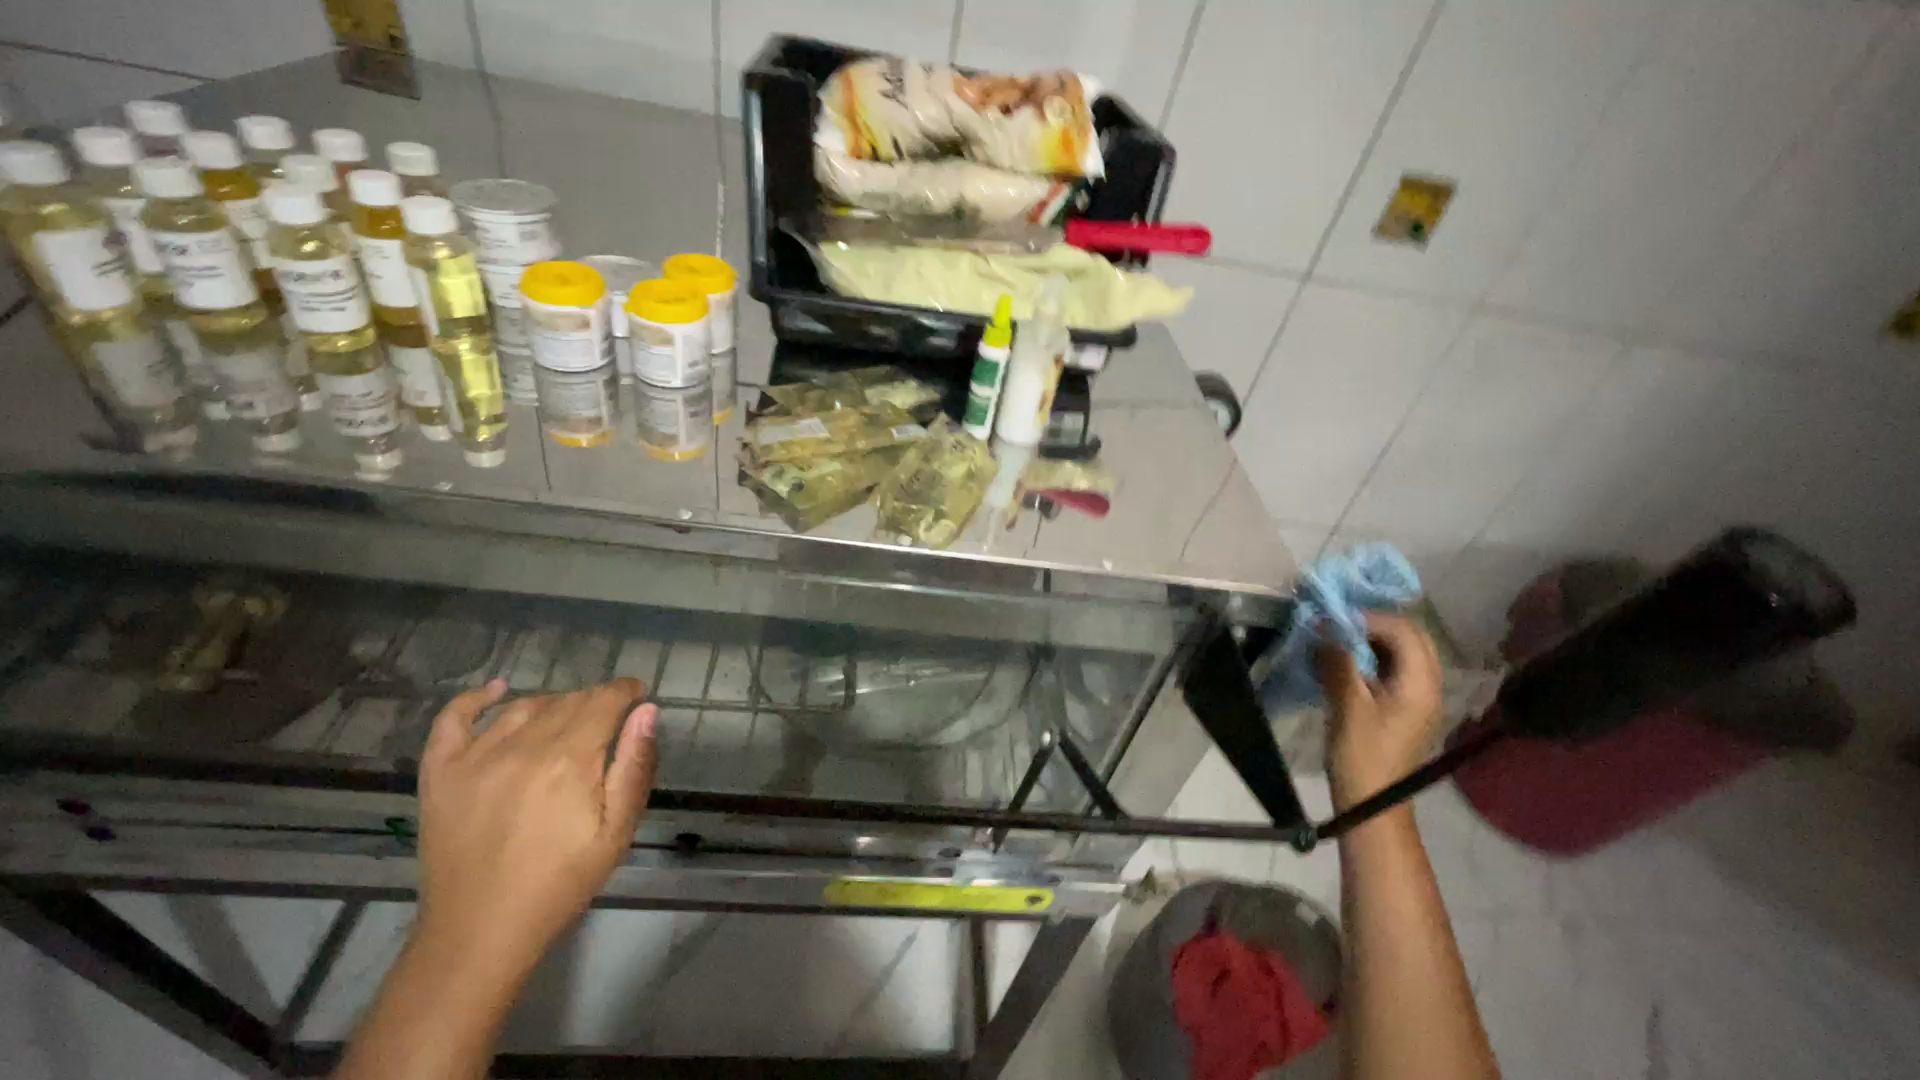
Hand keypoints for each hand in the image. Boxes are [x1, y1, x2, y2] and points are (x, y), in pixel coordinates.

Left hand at [414, 677, 658, 972]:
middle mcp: (523, 746)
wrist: (481, 931)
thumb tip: (646, 710)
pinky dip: (476, 699)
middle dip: (596, 701)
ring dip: (553, 703)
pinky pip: (454, 718)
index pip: (605, 702)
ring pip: (524, 707)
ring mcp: (476, 756)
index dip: (626, 692)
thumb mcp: (616, 832)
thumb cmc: (561, 884)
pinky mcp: (440, 772)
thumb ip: (634, 767)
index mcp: (570, 760)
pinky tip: (496, 691)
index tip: (639, 694)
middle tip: (609, 718)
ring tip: (567, 718)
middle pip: (568, 701)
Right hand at [1315, 613, 1442, 811]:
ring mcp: (1418, 698)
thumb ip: (1338, 661)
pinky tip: (1344, 664)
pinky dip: (1371, 658)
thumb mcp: (1346, 705)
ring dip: (1372, 640)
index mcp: (1420, 684)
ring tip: (1337, 641)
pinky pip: (1394, 669)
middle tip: (1337, 626)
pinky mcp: (1404, 708)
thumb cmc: (1361, 755)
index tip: (1332, 620)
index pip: (1403, 631)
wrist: (1371, 804)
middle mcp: (1428, 685)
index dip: (1368, 619)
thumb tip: (1325, 625)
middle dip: (1374, 625)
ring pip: (1403, 653)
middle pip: (1411, 637)